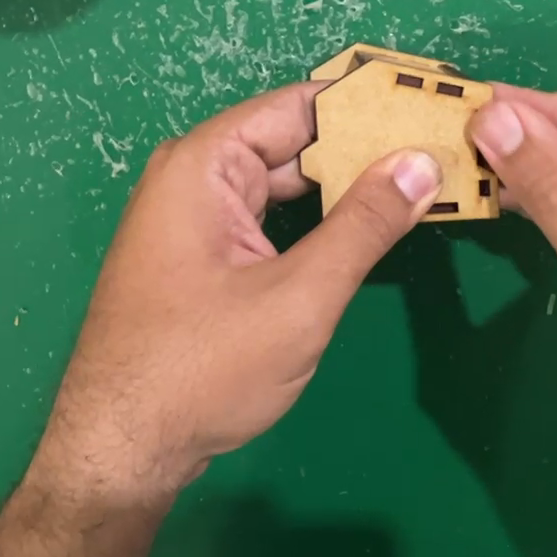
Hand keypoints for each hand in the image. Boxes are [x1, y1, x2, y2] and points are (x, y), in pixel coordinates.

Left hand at [29, 82, 442, 504]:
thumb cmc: (202, 369)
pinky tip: (360, 225)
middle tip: (436, 149)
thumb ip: (364, 225)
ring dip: (341, 186)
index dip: (363, 105)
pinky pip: (266, 216)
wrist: (120, 451)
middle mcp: (195, 174)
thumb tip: (420, 163)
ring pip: (281, 183)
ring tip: (415, 180)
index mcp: (205, 162)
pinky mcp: (201, 251)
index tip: (424, 106)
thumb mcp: (298, 297)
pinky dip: (313, 218)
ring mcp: (194, 214)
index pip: (297, 107)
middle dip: (360, 148)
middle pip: (290, 142)